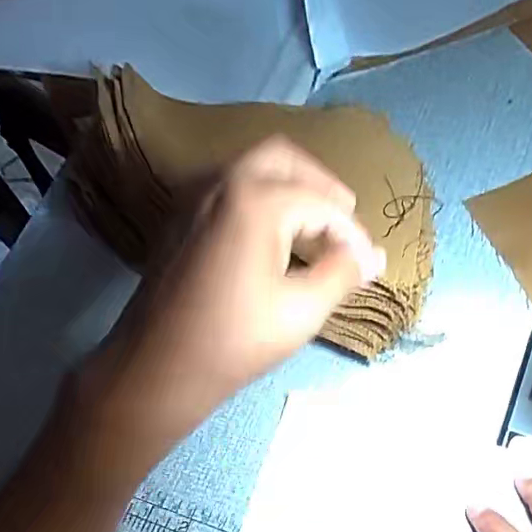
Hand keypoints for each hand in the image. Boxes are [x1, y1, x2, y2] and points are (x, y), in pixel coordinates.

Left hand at [76, 136, 383, 449]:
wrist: (157, 370)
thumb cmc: (233, 343)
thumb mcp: (300, 312)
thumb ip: (342, 274)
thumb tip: (374, 257)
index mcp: (255, 199)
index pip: (322, 204)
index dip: (353, 235)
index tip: (369, 265)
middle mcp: (220, 183)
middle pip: (284, 160)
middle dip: (321, 187)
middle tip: (344, 221)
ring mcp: (193, 200)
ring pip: (251, 173)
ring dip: (288, 191)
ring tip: (313, 231)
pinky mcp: (178, 224)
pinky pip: (227, 194)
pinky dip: (258, 204)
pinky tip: (271, 242)